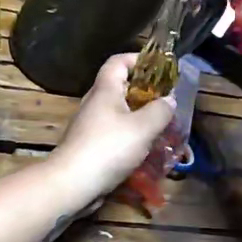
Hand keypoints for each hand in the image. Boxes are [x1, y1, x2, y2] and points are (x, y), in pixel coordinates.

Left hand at [46, 54, 179, 201]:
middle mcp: (94, 104)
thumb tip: (169, 99)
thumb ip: (160, 110)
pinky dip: (131, 138)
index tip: (161, 69)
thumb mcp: (143, 127)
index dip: (139, 59)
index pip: (118, 61)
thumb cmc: (108, 148)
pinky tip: (146, 151)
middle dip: (146, 93)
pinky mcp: (90, 146)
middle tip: (168, 104)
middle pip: (120, 88)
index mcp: (104, 90)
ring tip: (163, 129)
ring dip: (140, 119)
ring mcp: (90, 126)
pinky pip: (114, 135)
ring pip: (119, 114)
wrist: (72, 182)